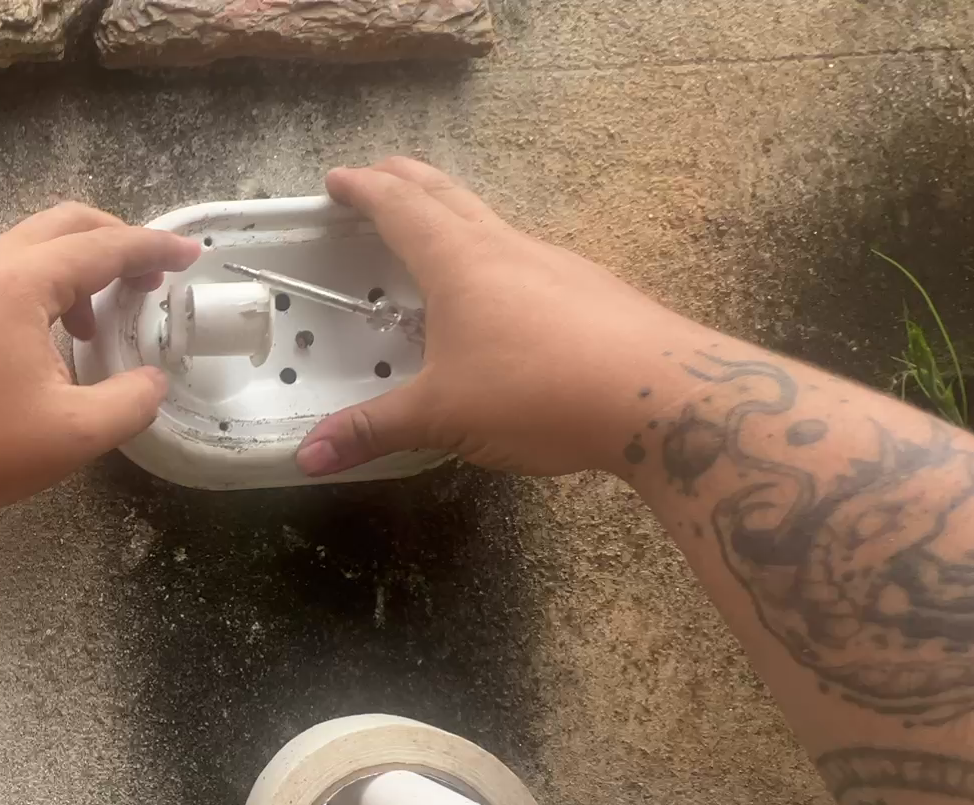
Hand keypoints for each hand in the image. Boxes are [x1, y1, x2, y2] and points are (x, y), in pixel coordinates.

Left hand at [0, 203, 199, 517]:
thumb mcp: (75, 433)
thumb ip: (131, 402)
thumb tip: (153, 381)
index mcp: (19, 282)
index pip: (103, 247)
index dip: (153, 249)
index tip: (190, 256)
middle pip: (65, 226)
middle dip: (116, 244)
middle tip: (149, 281)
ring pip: (31, 248)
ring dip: (77, 270)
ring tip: (97, 327)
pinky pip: (5, 275)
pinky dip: (43, 289)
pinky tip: (51, 342)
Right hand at [296, 158, 709, 476]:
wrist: (667, 400)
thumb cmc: (538, 392)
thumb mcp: (439, 417)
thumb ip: (370, 432)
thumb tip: (306, 459)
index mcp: (462, 266)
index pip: (402, 211)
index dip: (365, 191)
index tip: (337, 180)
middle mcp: (507, 251)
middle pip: (449, 196)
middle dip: (405, 180)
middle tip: (376, 175)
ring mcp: (554, 267)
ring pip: (488, 221)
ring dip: (448, 212)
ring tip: (425, 228)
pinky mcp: (586, 292)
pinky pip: (519, 256)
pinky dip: (484, 251)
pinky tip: (490, 289)